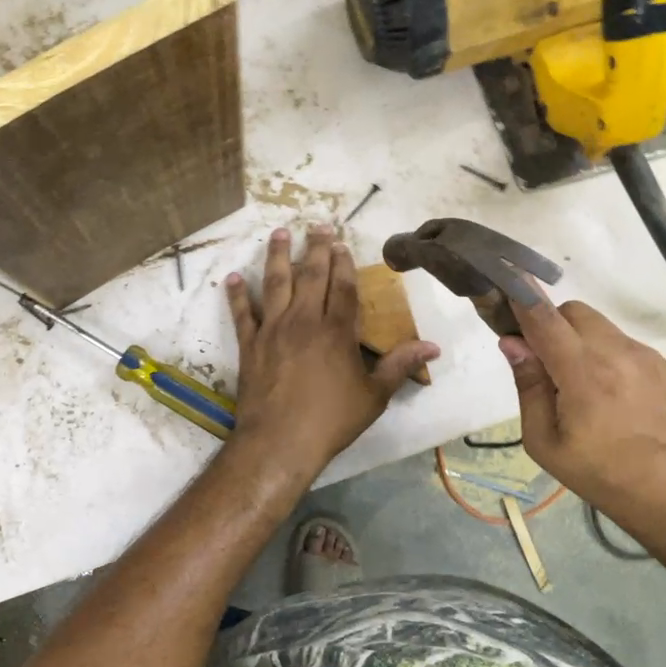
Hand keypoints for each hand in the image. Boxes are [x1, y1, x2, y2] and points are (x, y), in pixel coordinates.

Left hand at [226, 226, 438, 468]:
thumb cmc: (331, 420)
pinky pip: (242, 314)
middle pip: (310, 276)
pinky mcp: (249, 346)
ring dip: (277, 257)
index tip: (342, 243)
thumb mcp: (374, 396)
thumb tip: (432, 347)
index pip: (342, 287)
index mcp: (336, 331)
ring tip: (279, 233)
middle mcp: (304, 322)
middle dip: (315, 248)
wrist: (279, 440)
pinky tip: (234, 278)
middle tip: (317, 226)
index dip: (343, 263)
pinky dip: (238, 295)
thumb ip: (399, 366)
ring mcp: (273, 331)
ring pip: (275, 284)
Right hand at [502, 296, 665, 529]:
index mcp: (584, 373)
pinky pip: (618, 342)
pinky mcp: (661, 366)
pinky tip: (600, 390)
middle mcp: (617, 353)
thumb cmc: (603, 475)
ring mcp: (645, 357)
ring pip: (597, 324)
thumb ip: (529, 386)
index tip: (501, 282)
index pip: (544, 318)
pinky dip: (598, 350)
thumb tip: (512, 343)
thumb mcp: (545, 442)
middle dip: (548, 322)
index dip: (520, 296)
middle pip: (572, 311)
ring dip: (574, 337)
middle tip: (536, 358)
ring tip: (569, 381)